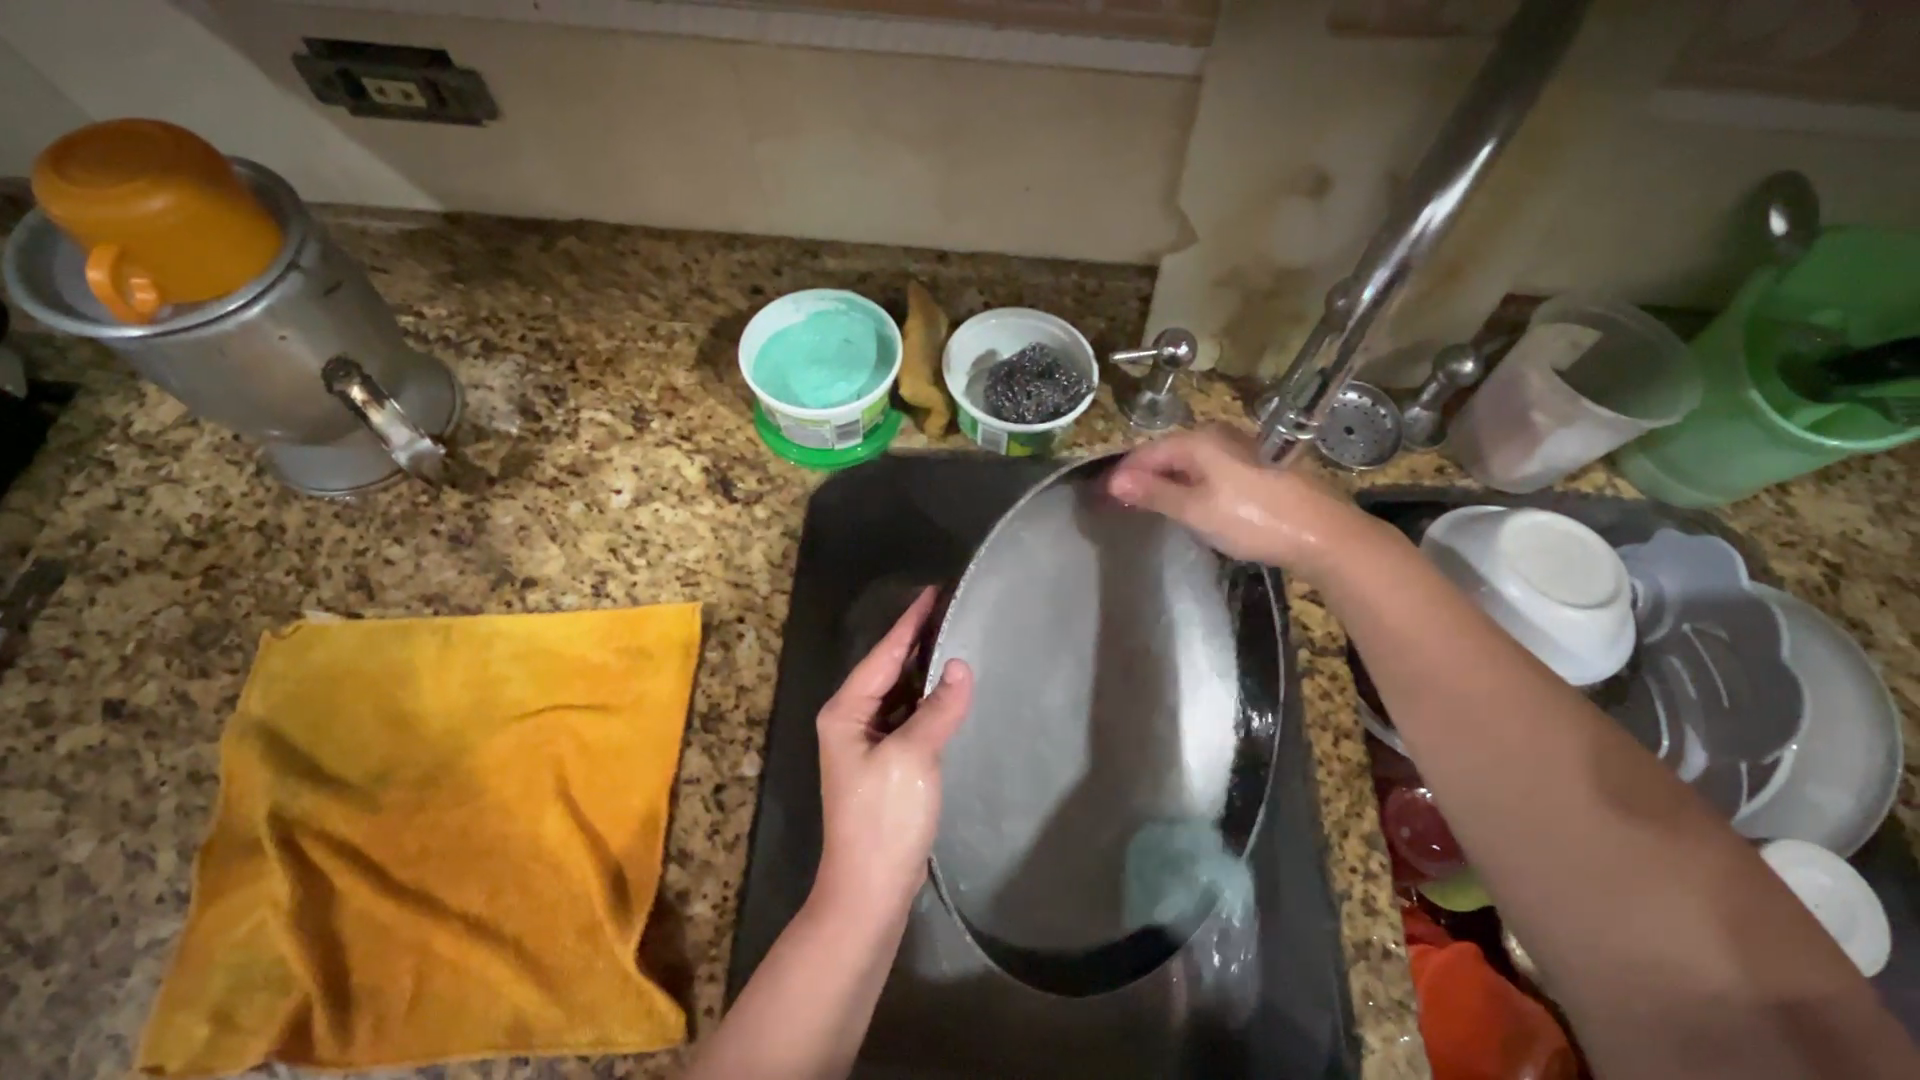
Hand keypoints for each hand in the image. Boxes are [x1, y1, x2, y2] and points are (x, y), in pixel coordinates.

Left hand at [815, 588, 971, 915]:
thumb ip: (939, 709)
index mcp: (846, 712)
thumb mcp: (914, 757)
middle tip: (953, 610)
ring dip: (925, 672)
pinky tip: (951, 692)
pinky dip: (929, 702)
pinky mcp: (886, 765)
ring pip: (900, 695)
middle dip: (917, 642)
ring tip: (957, 639)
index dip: (910, 624)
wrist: (871, 886)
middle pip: (889, 671)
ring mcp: (867, 745)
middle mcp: (851, 722)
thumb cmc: (884, 817)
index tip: (934, 592)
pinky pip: (908, 719)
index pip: (883, 656)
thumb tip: (961, 666)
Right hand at [1105, 426, 1376, 579]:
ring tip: (1150, 508)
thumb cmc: (1254, 520)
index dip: (1124, 474)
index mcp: (1199, 440)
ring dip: (1168, 483)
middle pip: (1170, 454)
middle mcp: (1219, 437)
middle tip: (1123, 504)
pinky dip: (1192, 487)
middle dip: (1144, 476)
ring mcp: (1242, 451)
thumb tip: (1115, 482)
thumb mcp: (1196, 511)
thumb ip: (1154, 494)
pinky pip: (1211, 472)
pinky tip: (1190, 507)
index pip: (1147, 452)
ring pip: (1192, 464)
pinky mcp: (1258, 470)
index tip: (1104, 497)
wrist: (1322, 534)